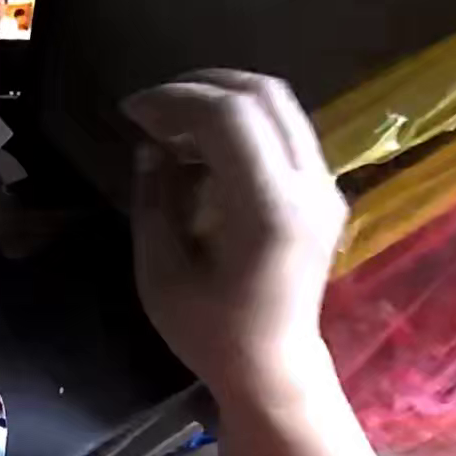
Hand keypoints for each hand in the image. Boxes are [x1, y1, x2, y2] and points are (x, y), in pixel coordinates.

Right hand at [122, 70, 346, 409]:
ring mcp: (324, 186)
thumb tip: (151, 148)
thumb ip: (153, 200)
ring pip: (278, 104)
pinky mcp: (323, 191)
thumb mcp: (159, 271)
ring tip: (171, 125)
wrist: (271, 368)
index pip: (227, 116)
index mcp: (266, 211)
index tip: (131, 112)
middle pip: (261, 94)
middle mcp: (308, 187)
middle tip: (150, 110)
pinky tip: (203, 147)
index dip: (173, 100)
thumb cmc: (207, 331)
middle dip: (196, 88)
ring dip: (219, 100)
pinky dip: (239, 122)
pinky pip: (283, 129)